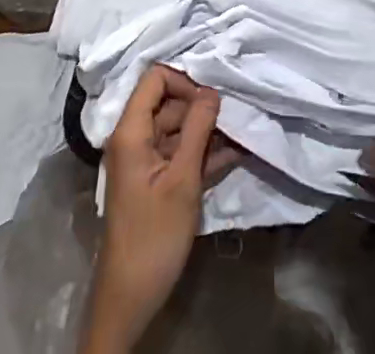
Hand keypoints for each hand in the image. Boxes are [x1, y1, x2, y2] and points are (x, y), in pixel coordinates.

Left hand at [80, 66, 239, 353]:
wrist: (133, 293)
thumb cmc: (154, 233)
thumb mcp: (182, 179)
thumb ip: (198, 129)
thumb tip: (212, 90)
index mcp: (131, 133)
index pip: (154, 80)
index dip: (184, 80)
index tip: (213, 96)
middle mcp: (135, 139)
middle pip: (170, 104)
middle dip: (203, 107)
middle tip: (238, 115)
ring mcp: (147, 159)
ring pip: (180, 128)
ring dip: (210, 130)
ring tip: (244, 132)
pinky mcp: (158, 179)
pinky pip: (183, 152)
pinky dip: (206, 151)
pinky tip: (236, 152)